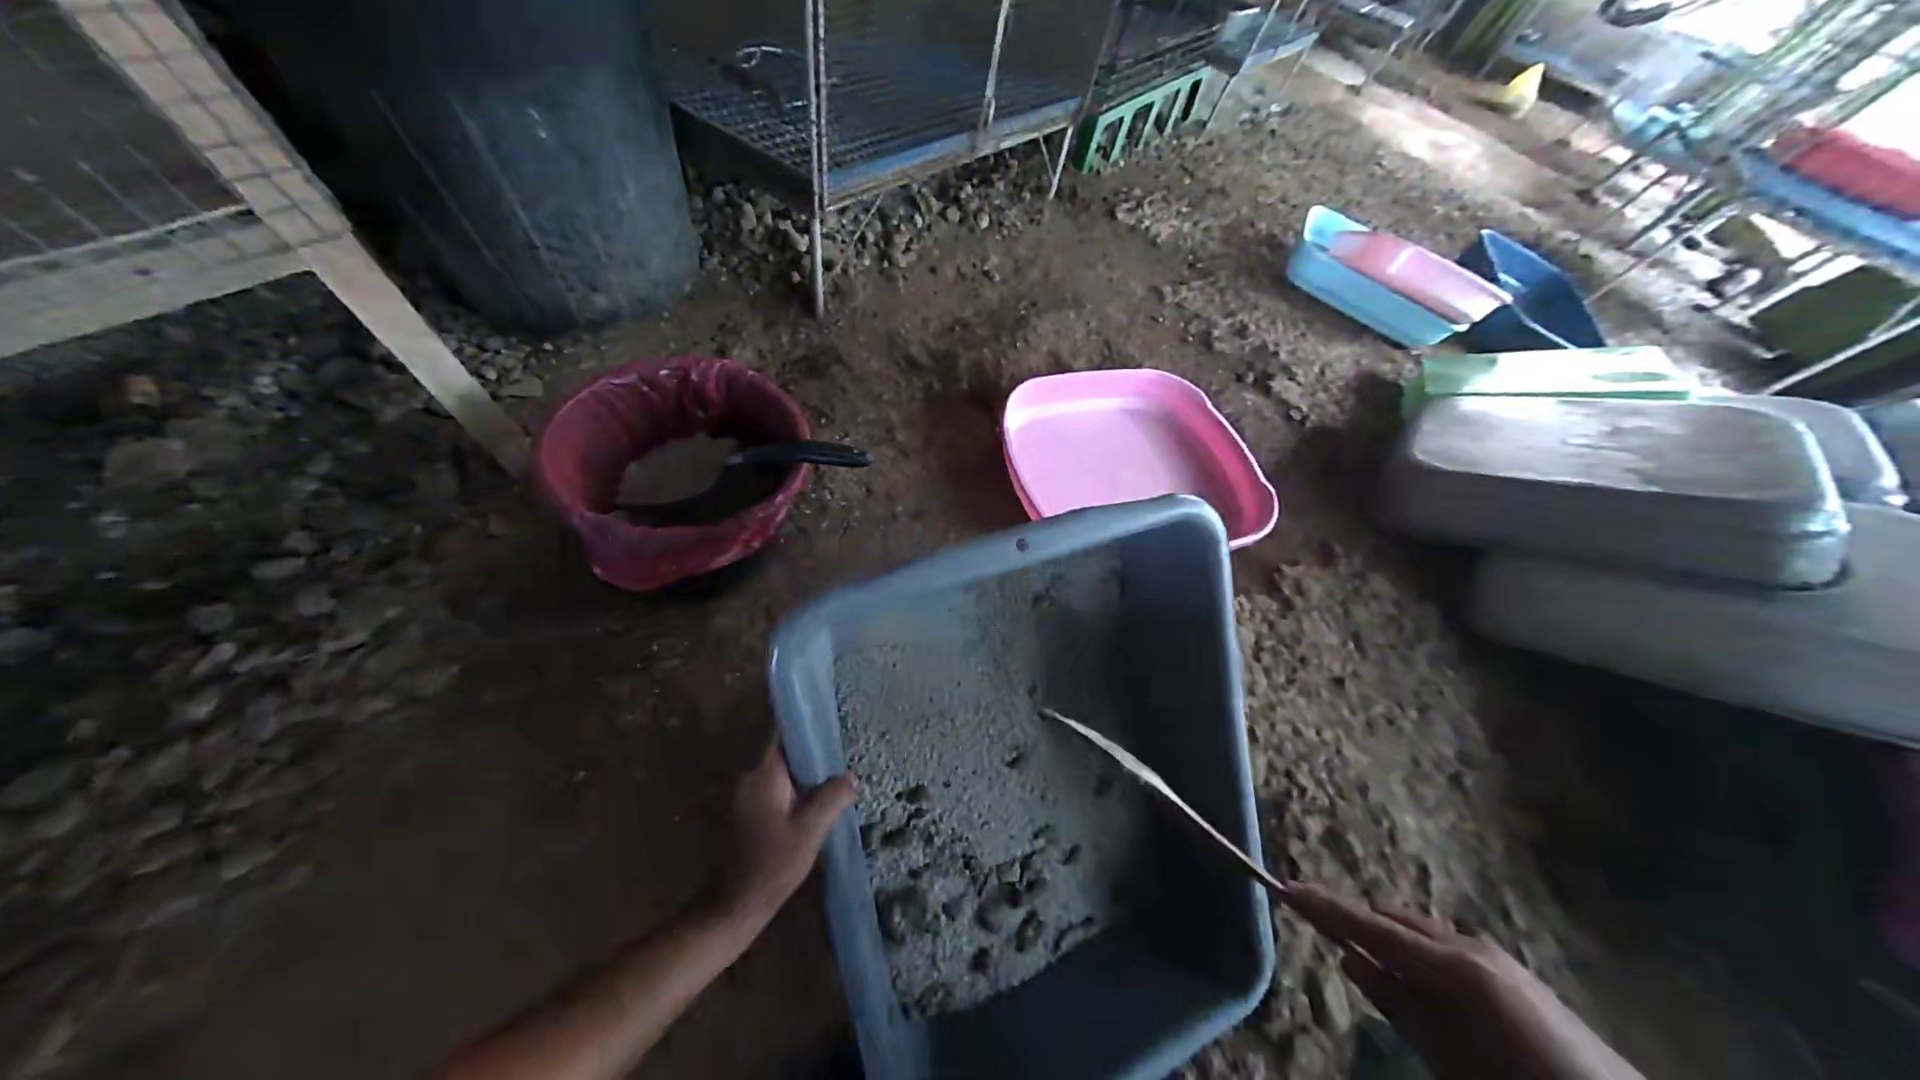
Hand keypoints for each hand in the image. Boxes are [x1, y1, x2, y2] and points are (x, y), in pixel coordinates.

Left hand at [715, 739, 855, 926]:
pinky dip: (797, 791)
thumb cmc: (771, 866)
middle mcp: (750, 778)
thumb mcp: (809, 832)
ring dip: (807, 776)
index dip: (806, 726)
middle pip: (785, 753)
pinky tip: (817, 804)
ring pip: (783, 773)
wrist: (735, 906)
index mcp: (763, 776)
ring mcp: (747, 796)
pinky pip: (777, 789)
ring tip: (836, 781)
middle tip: (843, 758)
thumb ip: (831, 798)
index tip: (831, 723)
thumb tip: (851, 776)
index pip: (782, 734)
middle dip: (813, 755)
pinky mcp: (749, 812)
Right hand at [1284, 885, 1643, 1079]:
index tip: (1286, 888)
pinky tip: (1421, 985)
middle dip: (1359, 924)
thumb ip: (1399, 1006)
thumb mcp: (1450, 1058)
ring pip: (1420, 933)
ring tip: (1373, 968)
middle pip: (1394, 921)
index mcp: (1453, 968)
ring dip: (1390, 942)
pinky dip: (1420, 957)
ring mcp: (1492, 956)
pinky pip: (1446, 948)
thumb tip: (1351, 960)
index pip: (1372, 927)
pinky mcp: (1508, 971)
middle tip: (1326, 936)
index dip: (1326, 909)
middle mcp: (1469, 948)